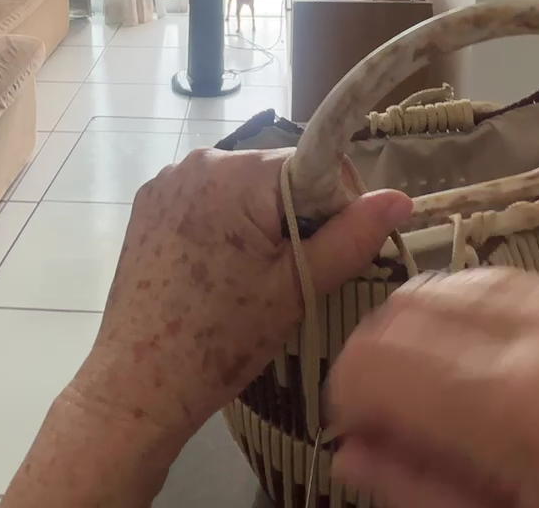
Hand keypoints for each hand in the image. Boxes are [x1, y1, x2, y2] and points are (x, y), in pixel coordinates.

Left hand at [66, 146, 412, 440]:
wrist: (138, 380)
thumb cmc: (222, 337)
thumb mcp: (295, 288)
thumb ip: (350, 237)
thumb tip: (400, 197)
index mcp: (239, 173)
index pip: (313, 164)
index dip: (335, 205)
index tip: (332, 250)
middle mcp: (201, 159)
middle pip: (275, 173)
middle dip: (295, 213)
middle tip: (290, 273)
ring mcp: (169, 177)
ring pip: (241, 184)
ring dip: (258, 217)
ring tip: (250, 275)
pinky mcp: (150, 200)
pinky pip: (205, 195)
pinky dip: (221, 219)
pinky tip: (216, 265)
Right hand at [327, 270, 538, 507]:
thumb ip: (433, 493)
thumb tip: (355, 451)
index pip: (381, 354)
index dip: (348, 392)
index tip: (353, 426)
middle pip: (417, 299)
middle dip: (388, 356)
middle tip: (397, 416)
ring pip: (468, 282)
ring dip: (441, 335)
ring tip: (458, 399)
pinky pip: (532, 288)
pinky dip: (500, 326)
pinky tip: (522, 379)